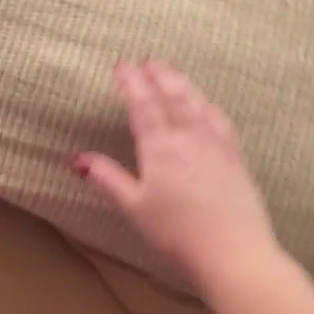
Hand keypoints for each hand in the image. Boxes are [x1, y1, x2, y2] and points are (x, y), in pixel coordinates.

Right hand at [74, 59, 282, 292]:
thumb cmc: (176, 233)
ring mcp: (217, 147)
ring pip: (198, 104)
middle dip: (159, 75)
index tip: (121, 64)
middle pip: (174, 96)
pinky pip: (221, 121)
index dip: (132, 81)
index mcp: (161, 148)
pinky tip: (207, 105)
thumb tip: (78, 159)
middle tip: (149, 59)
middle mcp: (190, 139)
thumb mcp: (133, 207)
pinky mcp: (236, 160)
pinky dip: (209, 105)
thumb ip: (107, 179)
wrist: (234, 254)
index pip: (143, 104)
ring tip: (173, 72)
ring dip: (184, 84)